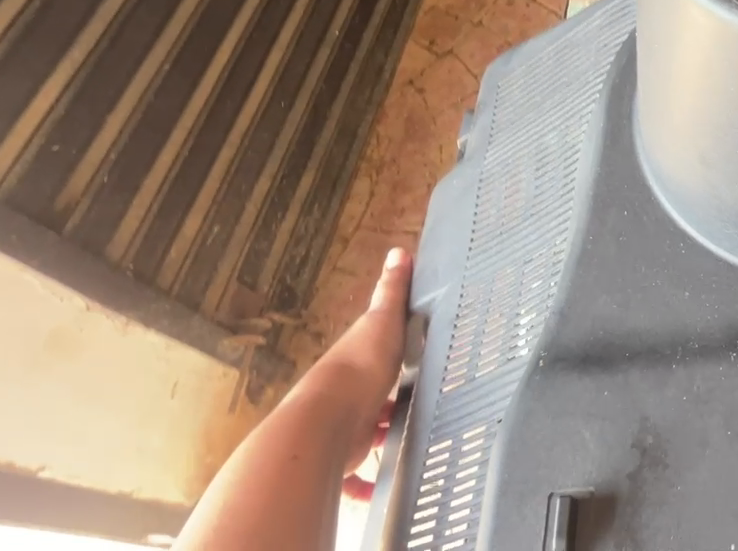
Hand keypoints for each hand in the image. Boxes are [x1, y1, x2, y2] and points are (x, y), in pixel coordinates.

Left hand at [307, 247, 411, 489]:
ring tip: (406, 442)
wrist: (319, 429)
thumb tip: (398, 250)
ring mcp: (342, 428)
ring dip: (380, 440)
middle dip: (390, 401)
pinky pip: (355, 477)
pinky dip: (366, 483)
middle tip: (419, 402)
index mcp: (357, 357)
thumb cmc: (357, 371)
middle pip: (371, 394)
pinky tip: (379, 488)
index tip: (416, 358)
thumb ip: (392, 290)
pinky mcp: (341, 462)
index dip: (395, 354)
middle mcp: (347, 392)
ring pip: (364, 435)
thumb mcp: (382, 321)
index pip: (377, 352)